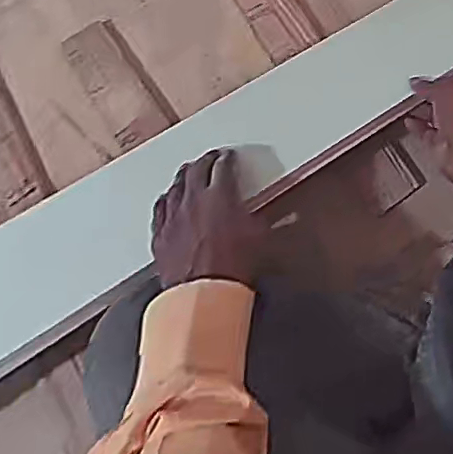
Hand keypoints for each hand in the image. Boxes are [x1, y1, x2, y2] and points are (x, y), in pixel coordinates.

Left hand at [151, 148, 264, 287]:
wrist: (202, 296)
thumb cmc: (233, 269)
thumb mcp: (261, 241)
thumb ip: (274, 223)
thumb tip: (291, 217)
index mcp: (220, 196)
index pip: (222, 167)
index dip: (226, 159)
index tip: (228, 157)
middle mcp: (194, 199)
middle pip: (196, 169)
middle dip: (205, 160)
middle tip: (210, 158)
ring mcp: (174, 216)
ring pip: (176, 185)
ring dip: (184, 175)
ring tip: (189, 170)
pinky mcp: (161, 234)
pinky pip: (160, 208)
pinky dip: (166, 199)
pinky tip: (167, 198)